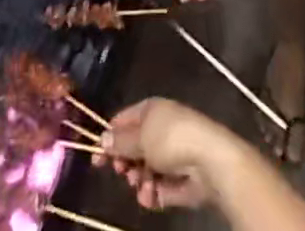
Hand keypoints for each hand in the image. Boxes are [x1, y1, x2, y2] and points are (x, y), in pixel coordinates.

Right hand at [98, 99, 245, 210]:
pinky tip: (151, 194)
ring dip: (137, 180)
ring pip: (142, 171)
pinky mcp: (177, 179)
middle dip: (124, 162)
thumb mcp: (140, 136)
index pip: (124, 121)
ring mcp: (169, 155)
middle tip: (122, 170)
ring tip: (141, 183)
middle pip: (132, 148)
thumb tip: (103, 139)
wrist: (208, 161)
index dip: (109, 138)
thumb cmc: (171, 139)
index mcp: (151, 111)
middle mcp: (160, 130)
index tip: (96, 158)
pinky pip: (155, 187)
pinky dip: (151, 192)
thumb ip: (119, 141)